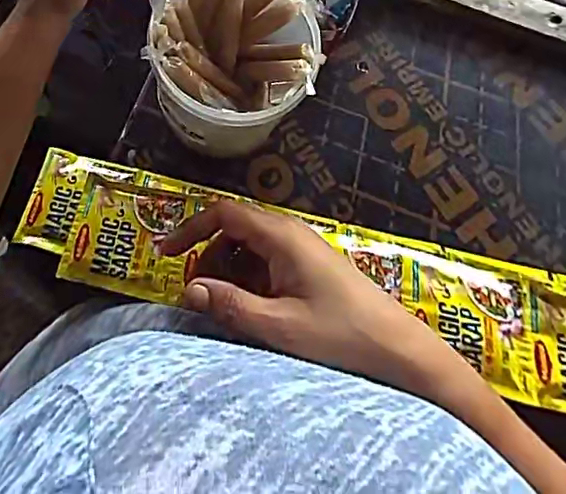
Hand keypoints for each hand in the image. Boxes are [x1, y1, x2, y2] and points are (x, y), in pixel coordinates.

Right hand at [158, 200, 452, 395]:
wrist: (400, 351)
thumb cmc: (342, 335)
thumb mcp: (280, 327)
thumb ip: (232, 306)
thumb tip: (189, 290)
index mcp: (281, 236)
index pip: (224, 213)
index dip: (191, 229)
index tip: (166, 253)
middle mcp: (289, 234)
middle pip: (234, 229)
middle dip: (209, 257)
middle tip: (196, 294)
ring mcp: (301, 250)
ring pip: (249, 248)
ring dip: (229, 272)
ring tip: (223, 308)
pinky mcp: (309, 268)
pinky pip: (267, 264)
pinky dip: (249, 281)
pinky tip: (251, 311)